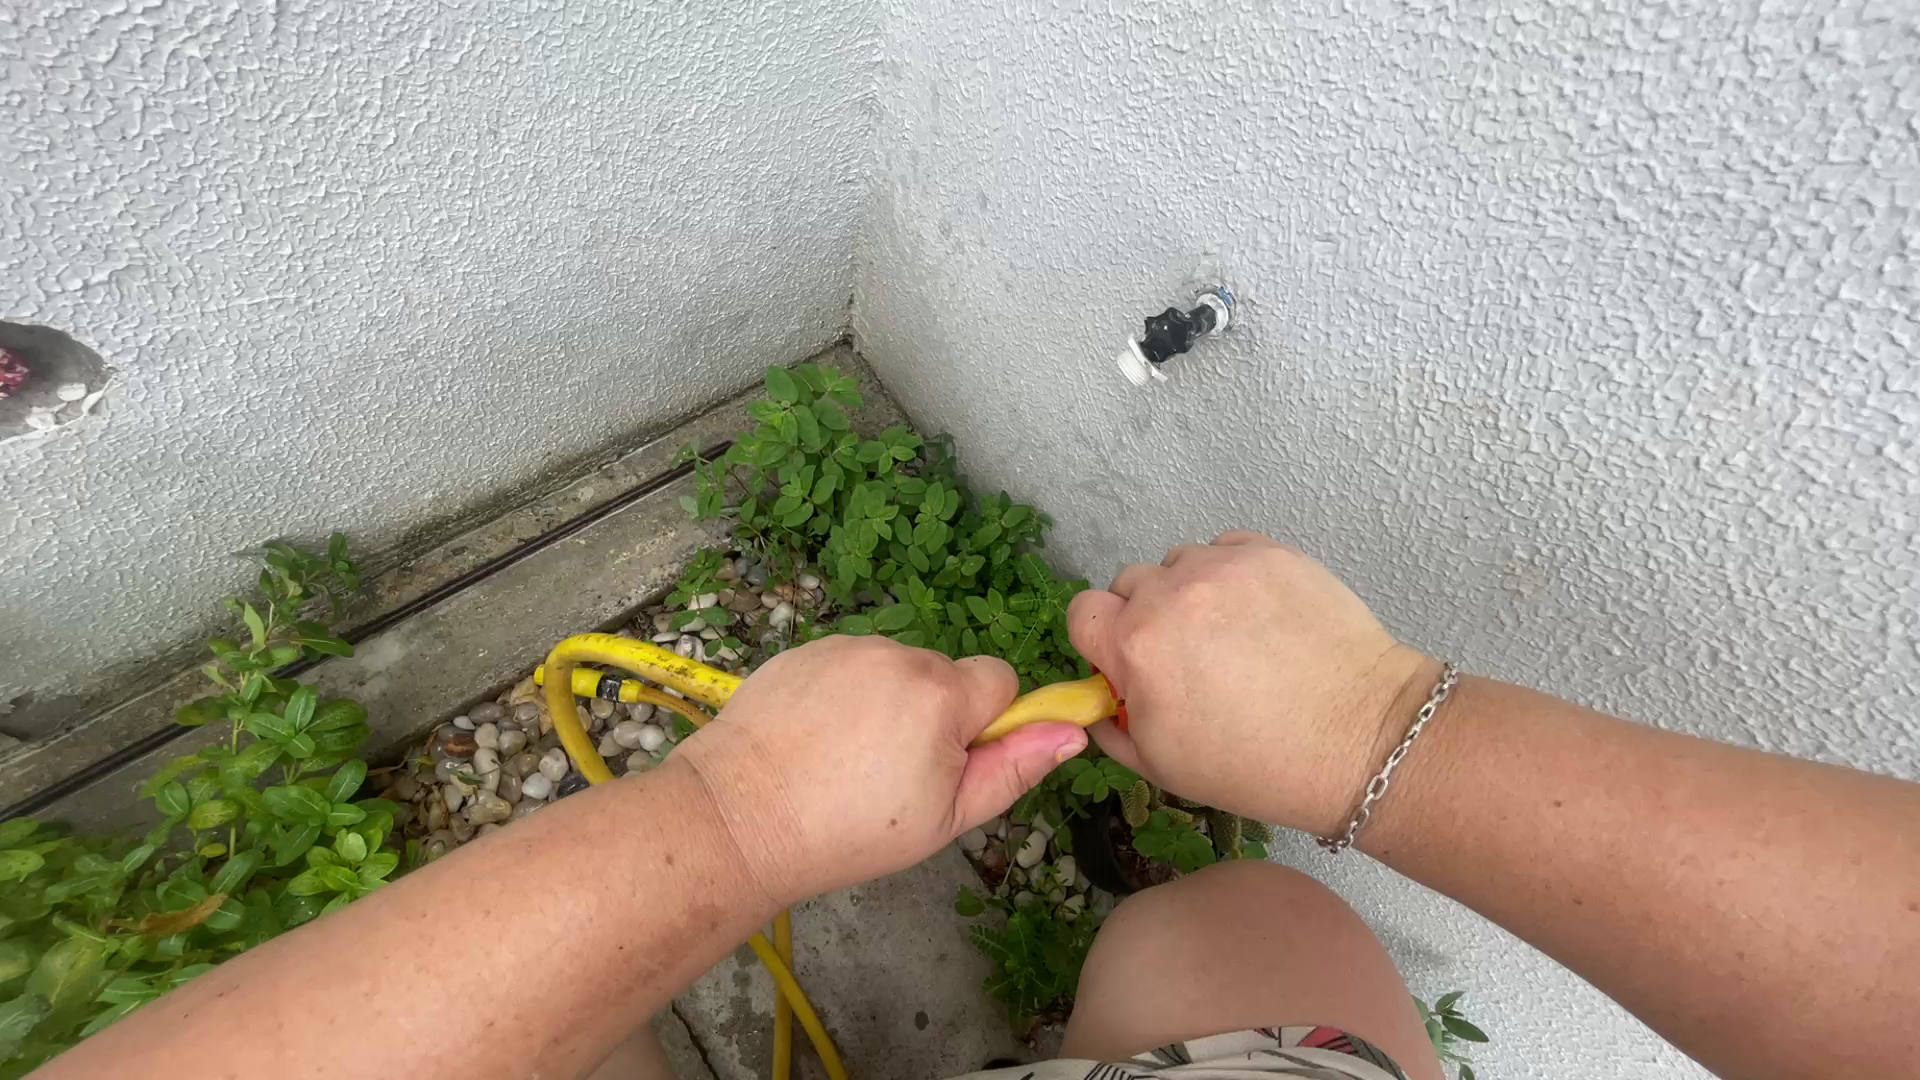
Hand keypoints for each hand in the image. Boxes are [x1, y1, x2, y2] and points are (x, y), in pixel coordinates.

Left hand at [670, 635, 1087, 905]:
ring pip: (898, 667)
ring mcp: (849, 644)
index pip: (999, 679)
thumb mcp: (946, 816)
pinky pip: (853, 662)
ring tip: (848, 753)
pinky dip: (848, 689)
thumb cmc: (851, 829)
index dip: (984, 722)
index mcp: (941, 692)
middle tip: (892, 766)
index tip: (949, 757)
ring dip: (891, 698)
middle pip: (946, 674)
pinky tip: (817, 733)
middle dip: (936, 710)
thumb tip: (1072, 732)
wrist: (739, 816)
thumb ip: (1015, 768)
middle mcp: (899, 652)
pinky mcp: (809, 646)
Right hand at [1068, 530, 1434, 835]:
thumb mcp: (1161, 767)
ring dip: (1187, 590)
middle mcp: (1169, 593)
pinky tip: (1258, 612)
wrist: (1362, 740)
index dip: (1100, 637)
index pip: (1082, 611)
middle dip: (1144, 614)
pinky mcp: (1268, 552)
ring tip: (1230, 630)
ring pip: (1177, 563)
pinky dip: (1230, 574)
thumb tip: (1098, 700)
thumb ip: (1111, 728)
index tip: (1128, 660)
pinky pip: (1224, 549)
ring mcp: (1222, 566)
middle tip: (1185, 652)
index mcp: (1134, 645)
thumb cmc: (1255, 764)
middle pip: (1128, 583)